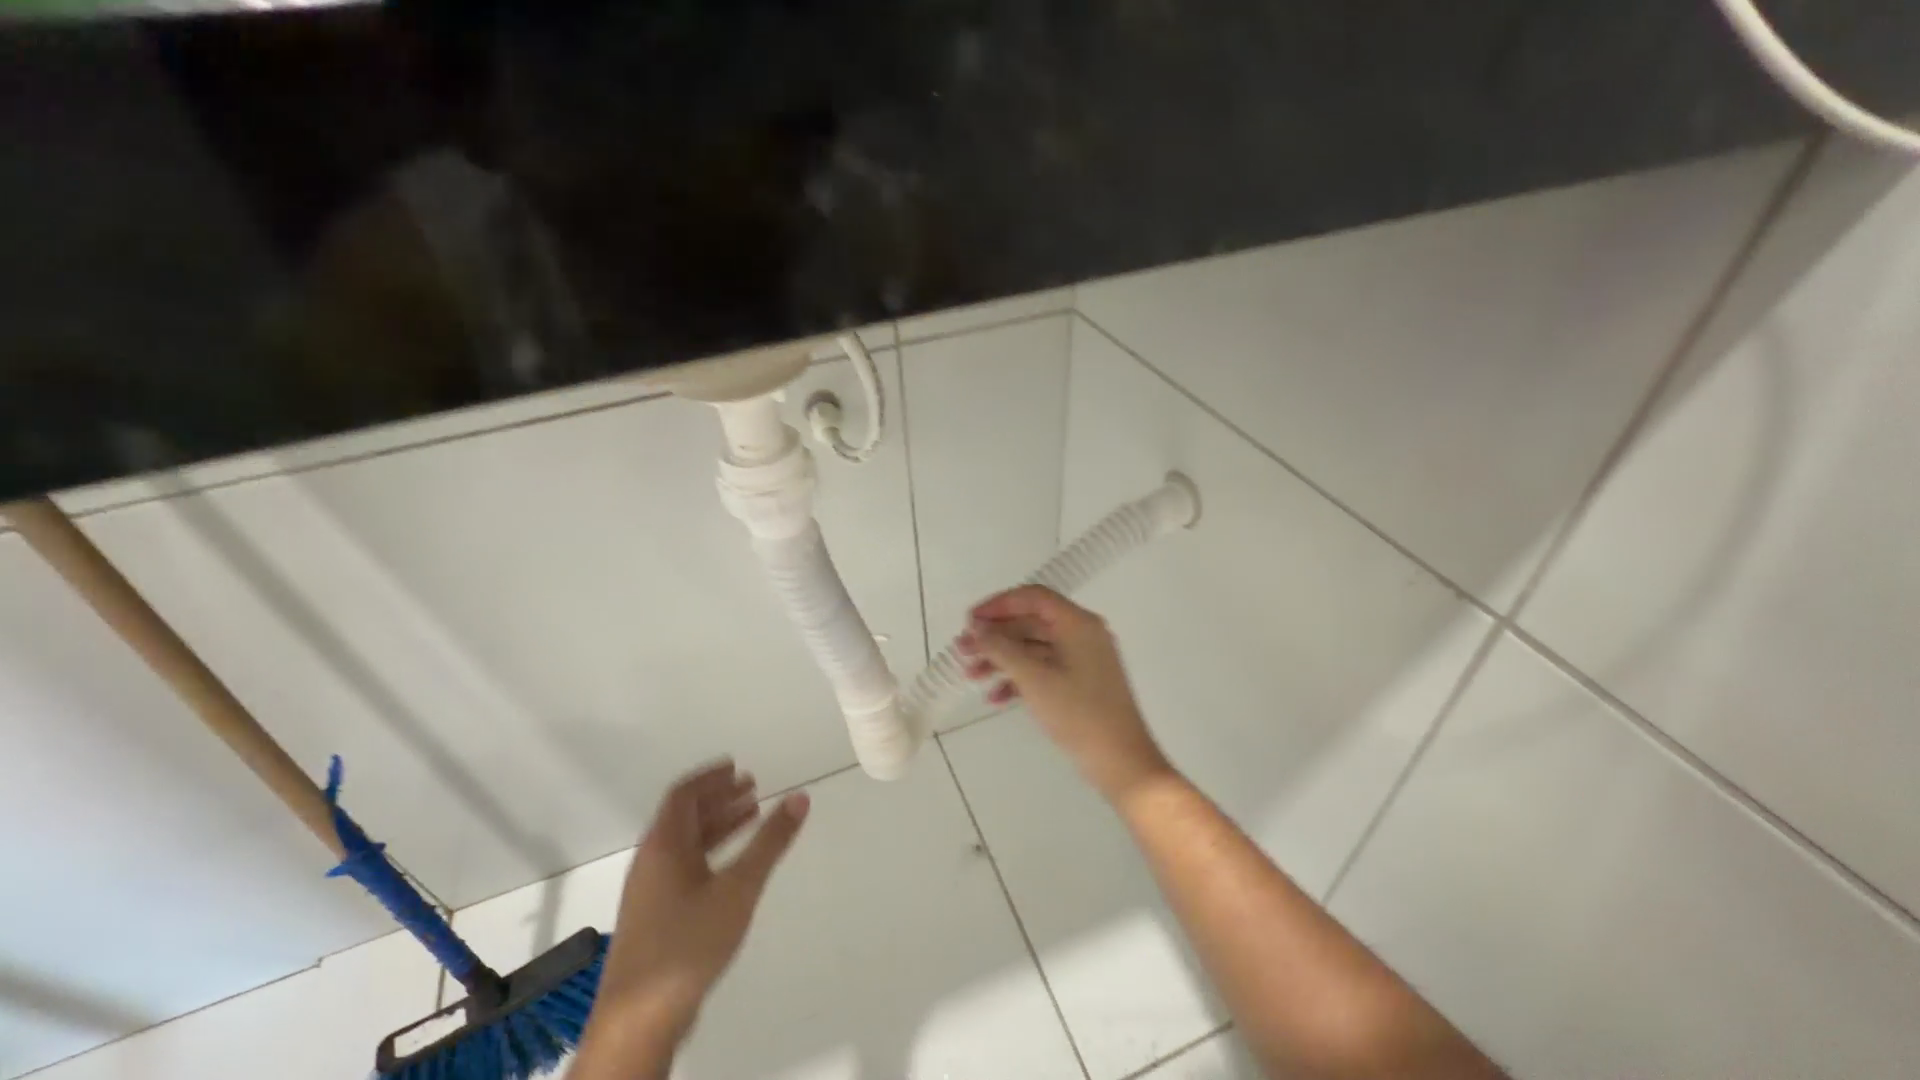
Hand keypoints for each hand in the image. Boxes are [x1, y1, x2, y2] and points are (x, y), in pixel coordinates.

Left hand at [587, 760, 809, 1048]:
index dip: (710, 777)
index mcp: (663, 845)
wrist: (640, 1015)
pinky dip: (709, 854)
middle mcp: (651, 861)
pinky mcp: (654, 918)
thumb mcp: (739, 888)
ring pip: (684, 844)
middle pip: (683, 817)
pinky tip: (731, 869)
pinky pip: (683, 867)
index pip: (683, 794)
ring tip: (750, 818)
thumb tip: (800, 797)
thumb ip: (770, 842)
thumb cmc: (689, 941)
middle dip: (718, 799)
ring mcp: (649, 892)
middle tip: (752, 787)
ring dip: (716, 826)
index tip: (736, 766)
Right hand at [959, 585, 1173, 803]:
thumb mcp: (1034, 678)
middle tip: (962, 650)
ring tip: (971, 675)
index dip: (998, 605)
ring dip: (1002, 659)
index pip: (1033, 597)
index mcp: (1078, 623)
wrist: (1120, 760)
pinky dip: (1019, 679)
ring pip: (1034, 648)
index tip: (969, 621)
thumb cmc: (1078, 713)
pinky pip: (1044, 670)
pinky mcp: (1080, 683)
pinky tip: (994, 698)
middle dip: (995, 636)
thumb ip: (1001, 648)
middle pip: (1031, 623)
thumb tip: (977, 627)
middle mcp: (1082, 634)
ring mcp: (1083, 660)